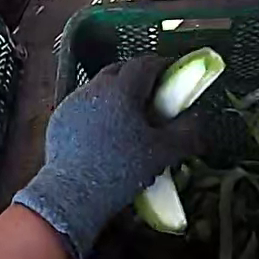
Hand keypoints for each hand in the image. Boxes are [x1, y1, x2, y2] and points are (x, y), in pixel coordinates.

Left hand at [13, 55, 204, 258]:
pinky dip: (98, 110)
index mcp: (122, 90)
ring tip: (128, 113)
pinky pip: (84, 105)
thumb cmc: (122, 170)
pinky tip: (105, 131)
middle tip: (152, 91)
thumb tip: (199, 118)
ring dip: (117, 93)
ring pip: (100, 88)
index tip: (172, 71)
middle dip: (137, 75)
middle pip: (119, 70)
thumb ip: (187, 132)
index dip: (161, 65)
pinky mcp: (60, 119)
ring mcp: (73, 102)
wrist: (73, 194)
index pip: (145, 64)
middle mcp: (95, 89)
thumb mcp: (164, 152)